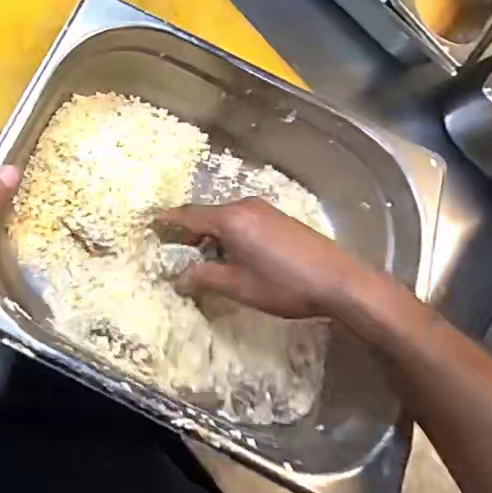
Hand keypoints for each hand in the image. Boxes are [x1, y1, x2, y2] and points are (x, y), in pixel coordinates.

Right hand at [157, 198, 378, 319]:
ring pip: (226, 218)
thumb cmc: (284, 284)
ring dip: (212, 235)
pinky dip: (230, 233)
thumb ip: (205, 279)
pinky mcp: (278, 217)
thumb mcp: (239, 286)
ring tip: (206, 260)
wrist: (339, 280)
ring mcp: (264, 209)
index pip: (189, 215)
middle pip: (207, 215)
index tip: (152, 222)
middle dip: (190, 233)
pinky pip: (243, 220)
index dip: (169, 220)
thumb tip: (179, 280)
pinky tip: (235, 255)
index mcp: (230, 219)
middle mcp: (244, 206)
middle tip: (178, 252)